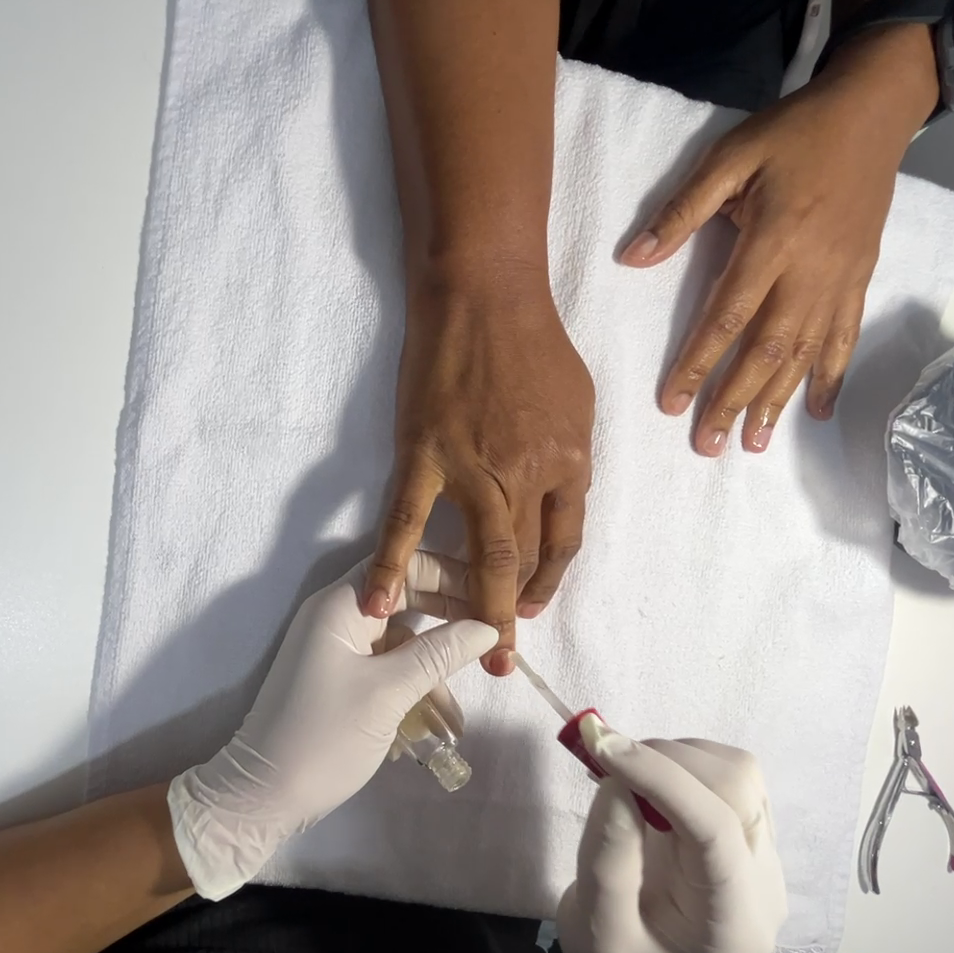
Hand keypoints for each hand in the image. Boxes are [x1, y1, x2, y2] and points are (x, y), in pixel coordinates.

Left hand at [168, 552, 495, 898]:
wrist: (265, 793)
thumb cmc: (324, 735)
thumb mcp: (388, 693)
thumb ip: (438, 653)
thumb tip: (487, 626)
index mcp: (341, 604)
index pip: (403, 565)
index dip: (450, 574)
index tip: (494, 596)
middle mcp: (338, 616)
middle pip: (406, 599)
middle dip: (451, 622)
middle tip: (497, 644)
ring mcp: (339, 648)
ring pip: (403, 640)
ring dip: (436, 669)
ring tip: (464, 714)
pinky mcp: (342, 679)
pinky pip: (389, 668)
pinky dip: (415, 689)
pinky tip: (442, 725)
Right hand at [365, 272, 594, 675]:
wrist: (482, 295)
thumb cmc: (534, 342)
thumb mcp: (577, 401)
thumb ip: (568, 457)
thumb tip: (553, 496)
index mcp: (570, 462)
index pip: (564, 540)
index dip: (548, 580)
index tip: (532, 602)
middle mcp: (528, 477)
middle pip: (524, 561)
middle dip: (515, 615)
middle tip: (504, 657)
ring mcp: (475, 471)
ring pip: (479, 558)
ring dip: (476, 613)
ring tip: (473, 656)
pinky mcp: (423, 459)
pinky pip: (404, 522)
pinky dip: (388, 566)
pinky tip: (375, 604)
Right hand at [558, 718, 786, 952]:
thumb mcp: (595, 924)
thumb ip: (608, 857)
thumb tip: (617, 779)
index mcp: (731, 926)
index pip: (714, 830)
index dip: (659, 777)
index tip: (600, 743)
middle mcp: (764, 887)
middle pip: (734, 790)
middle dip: (663, 760)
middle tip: (604, 758)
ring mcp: (765, 857)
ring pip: (738, 772)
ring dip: (673, 755)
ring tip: (625, 772)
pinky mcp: (751, 831)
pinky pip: (731, 773)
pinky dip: (681, 758)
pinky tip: (647, 778)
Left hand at [623, 25, 938, 455]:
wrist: (875, 109)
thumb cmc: (791, 134)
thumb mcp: (729, 158)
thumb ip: (681, 211)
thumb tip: (632, 258)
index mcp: (773, 242)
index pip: (726, 317)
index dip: (698, 364)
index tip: (672, 404)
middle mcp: (811, 270)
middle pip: (767, 349)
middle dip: (734, 400)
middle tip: (709, 445)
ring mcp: (841, 278)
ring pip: (806, 353)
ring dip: (777, 401)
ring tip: (753, 444)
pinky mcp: (861, 278)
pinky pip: (846, 337)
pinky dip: (832, 377)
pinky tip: (818, 412)